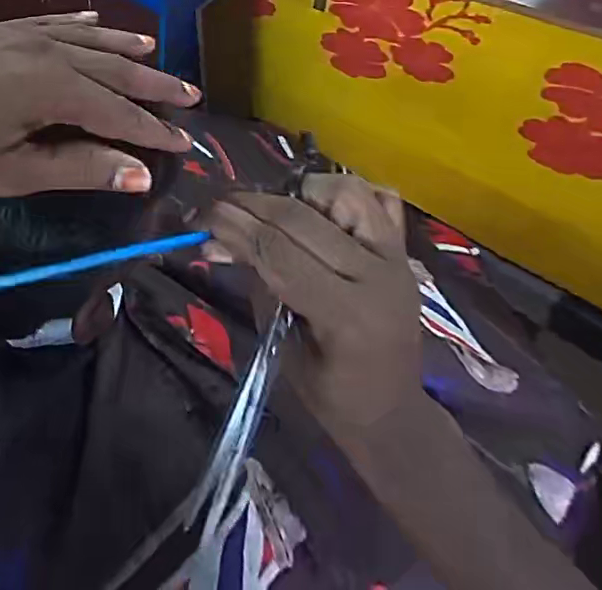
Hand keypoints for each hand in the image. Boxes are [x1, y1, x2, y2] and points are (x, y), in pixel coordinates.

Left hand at [0, 13, 197, 195]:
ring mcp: (21, 34)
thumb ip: (76, 168)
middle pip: (112, 70)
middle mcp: (47, 51)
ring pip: (87, 40)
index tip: (186, 144)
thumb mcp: (9, 171)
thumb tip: (138, 174)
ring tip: (154, 56)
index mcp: (54, 89)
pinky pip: (52, 23)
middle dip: (153, 86)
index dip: (153, 131)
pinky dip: (80, 26)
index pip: (118, 112)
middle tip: (191, 96)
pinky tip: (94, 23)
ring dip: (123, 51)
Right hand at [205, 176, 419, 437]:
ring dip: (296, 194)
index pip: (278, 251)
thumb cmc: (329, 391)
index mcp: (348, 315)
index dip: (232, 227)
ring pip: (342, 193)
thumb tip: (214, 239)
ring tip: (270, 213)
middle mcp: (378, 278)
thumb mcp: (280, 342)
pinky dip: (337, 196)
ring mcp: (397, 259)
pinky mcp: (403, 250)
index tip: (197, 218)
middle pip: (300, 218)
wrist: (391, 409)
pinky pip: (374, 199)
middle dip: (246, 206)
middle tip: (211, 209)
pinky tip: (313, 211)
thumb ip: (256, 282)